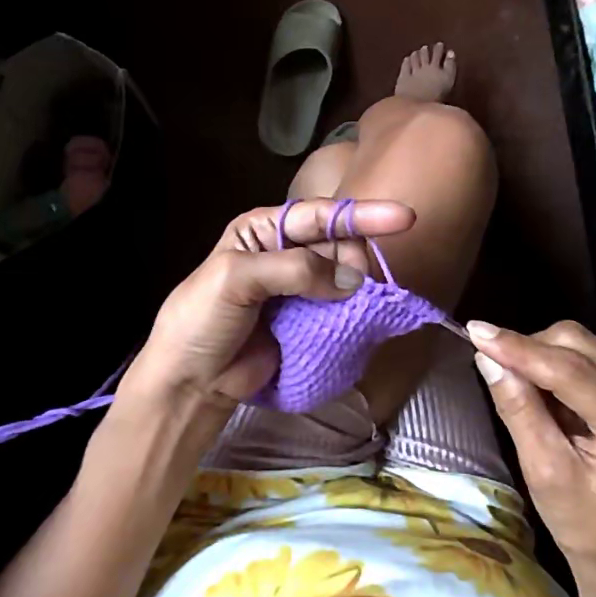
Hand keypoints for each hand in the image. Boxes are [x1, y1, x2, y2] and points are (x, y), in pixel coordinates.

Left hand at [121, 198, 416, 406]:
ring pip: (344, 278)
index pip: (318, 216)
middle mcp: (283, 253)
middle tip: (353, 290)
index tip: (404, 218)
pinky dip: (354, 313)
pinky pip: (340, 310)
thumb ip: (294, 270)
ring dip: (357, 290)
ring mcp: (297, 290)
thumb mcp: (236, 280)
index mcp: (261, 231)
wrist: (191, 380)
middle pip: (338, 245)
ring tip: (356, 308)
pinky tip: (360, 321)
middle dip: (355, 261)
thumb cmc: (201, 321)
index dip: (361, 215)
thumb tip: (352, 281)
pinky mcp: (306, 322)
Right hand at [466, 321, 595, 567]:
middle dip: (529, 349)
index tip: (475, 331)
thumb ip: (518, 409)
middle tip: (490, 363)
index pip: (572, 373)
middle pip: (579, 346)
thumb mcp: (542, 468)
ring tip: (515, 381)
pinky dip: (551, 362)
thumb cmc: (577, 516)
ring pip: (581, 345)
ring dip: (538, 353)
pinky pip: (586, 356)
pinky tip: (536, 385)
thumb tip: (486, 358)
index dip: (520, 348)